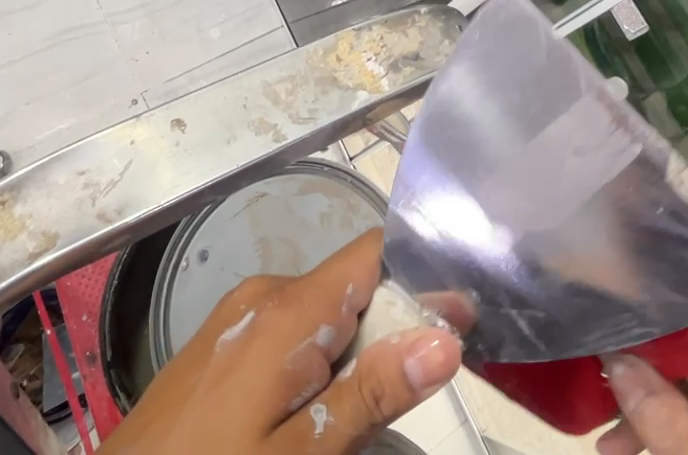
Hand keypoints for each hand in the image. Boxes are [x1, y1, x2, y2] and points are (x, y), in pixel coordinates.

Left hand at [103, 229, 463, 454]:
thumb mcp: (301, 454)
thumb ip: (371, 394)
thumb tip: (446, 337)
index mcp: (289, 310)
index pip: (374, 254)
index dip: (422, 279)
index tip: (461, 320)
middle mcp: (267, 295)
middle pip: (355, 289)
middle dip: (391, 332)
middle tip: (411, 395)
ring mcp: (241, 316)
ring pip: (325, 315)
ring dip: (355, 355)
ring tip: (362, 417)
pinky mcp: (226, 341)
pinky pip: (292, 333)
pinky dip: (320, 362)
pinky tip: (316, 414)